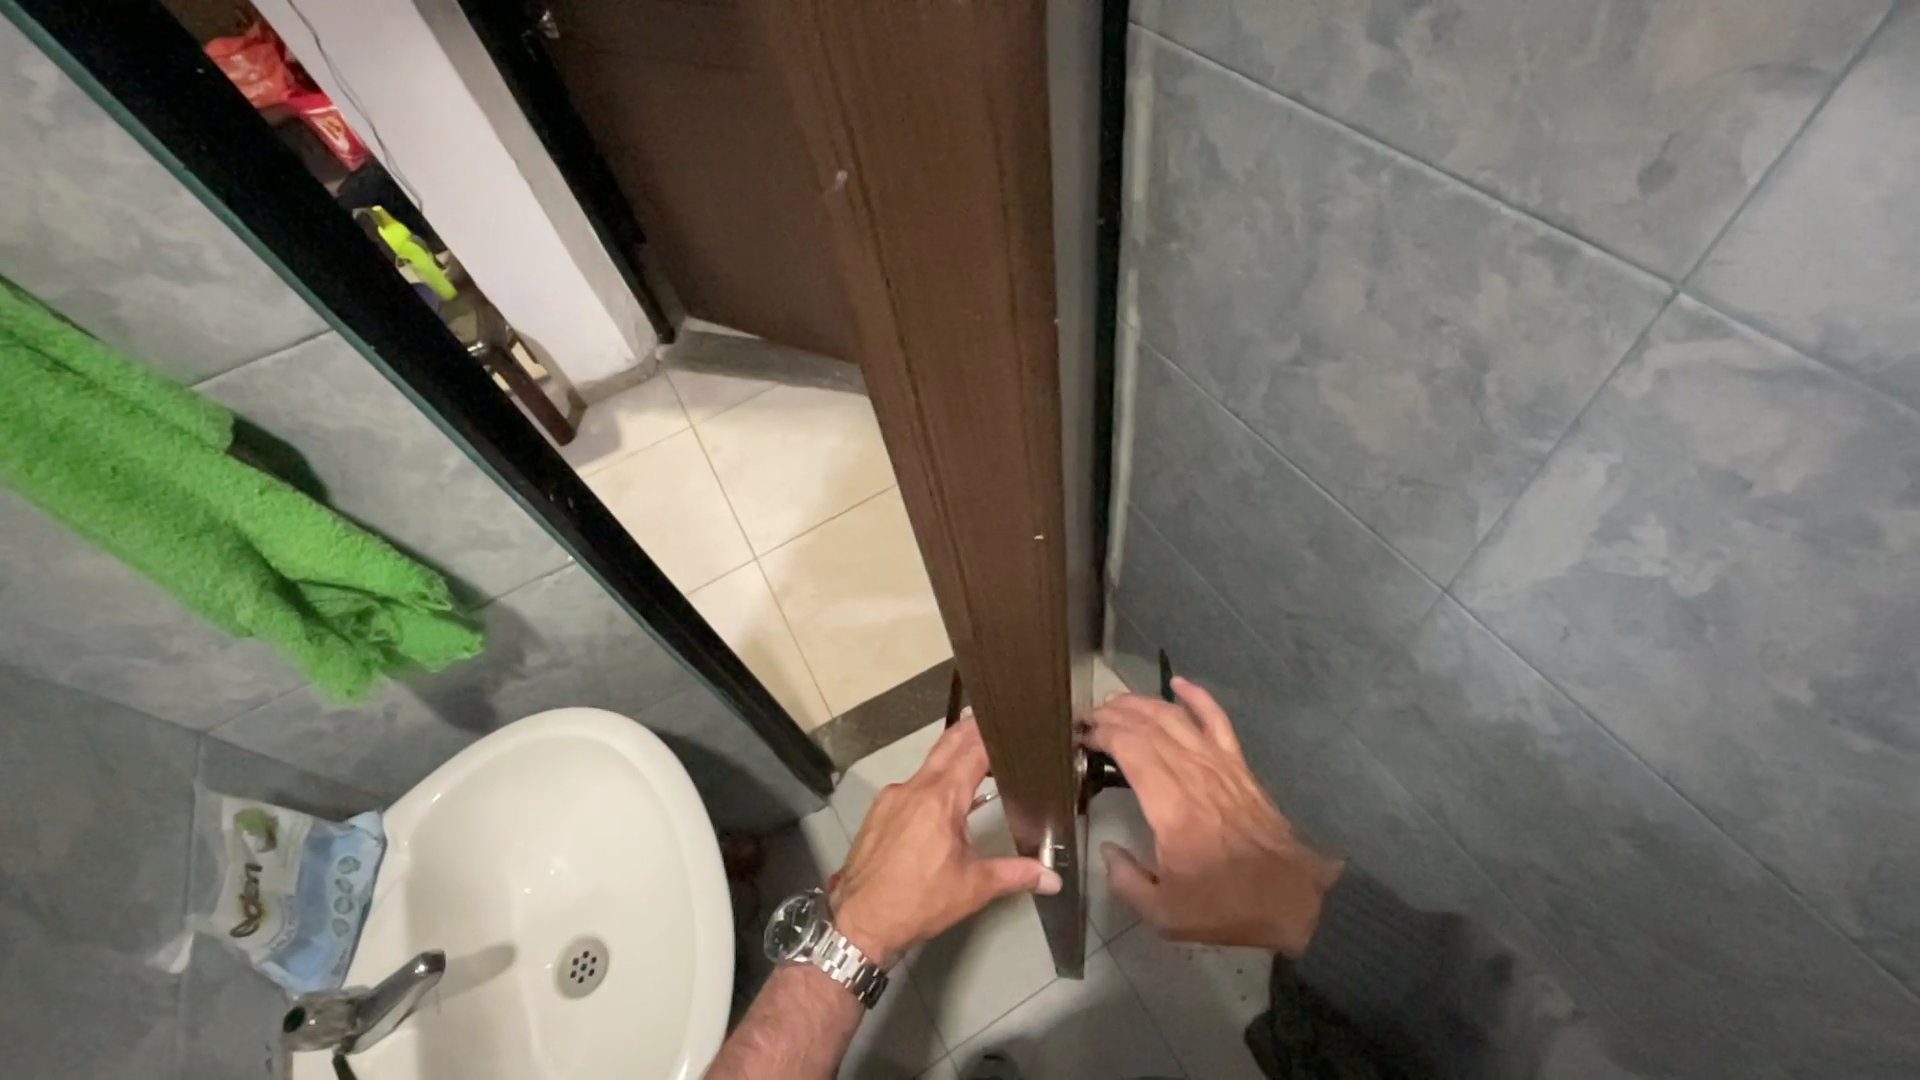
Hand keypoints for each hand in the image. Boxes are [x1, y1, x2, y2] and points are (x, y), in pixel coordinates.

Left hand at [829, 715, 1061, 967]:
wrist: (860, 920)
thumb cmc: (919, 901)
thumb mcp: (973, 887)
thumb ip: (1016, 874)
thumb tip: (1053, 879)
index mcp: (941, 798)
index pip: (973, 752)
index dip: (993, 736)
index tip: (1013, 725)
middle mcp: (915, 787)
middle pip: (948, 745)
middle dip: (971, 730)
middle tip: (994, 719)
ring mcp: (893, 796)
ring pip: (929, 765)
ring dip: (952, 757)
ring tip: (975, 758)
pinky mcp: (880, 810)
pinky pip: (912, 785)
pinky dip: (932, 781)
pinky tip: (943, 799)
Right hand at [1084, 678, 1343, 956]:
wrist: (1292, 898)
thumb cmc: (1226, 905)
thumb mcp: (1165, 913)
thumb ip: (1126, 881)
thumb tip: (1107, 850)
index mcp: (1170, 806)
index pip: (1129, 749)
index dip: (1102, 734)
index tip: (1081, 735)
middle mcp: (1192, 774)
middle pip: (1146, 727)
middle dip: (1112, 715)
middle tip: (1087, 717)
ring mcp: (1218, 764)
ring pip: (1174, 718)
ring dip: (1141, 703)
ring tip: (1115, 701)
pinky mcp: (1237, 764)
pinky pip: (1216, 720)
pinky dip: (1197, 697)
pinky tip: (1178, 683)